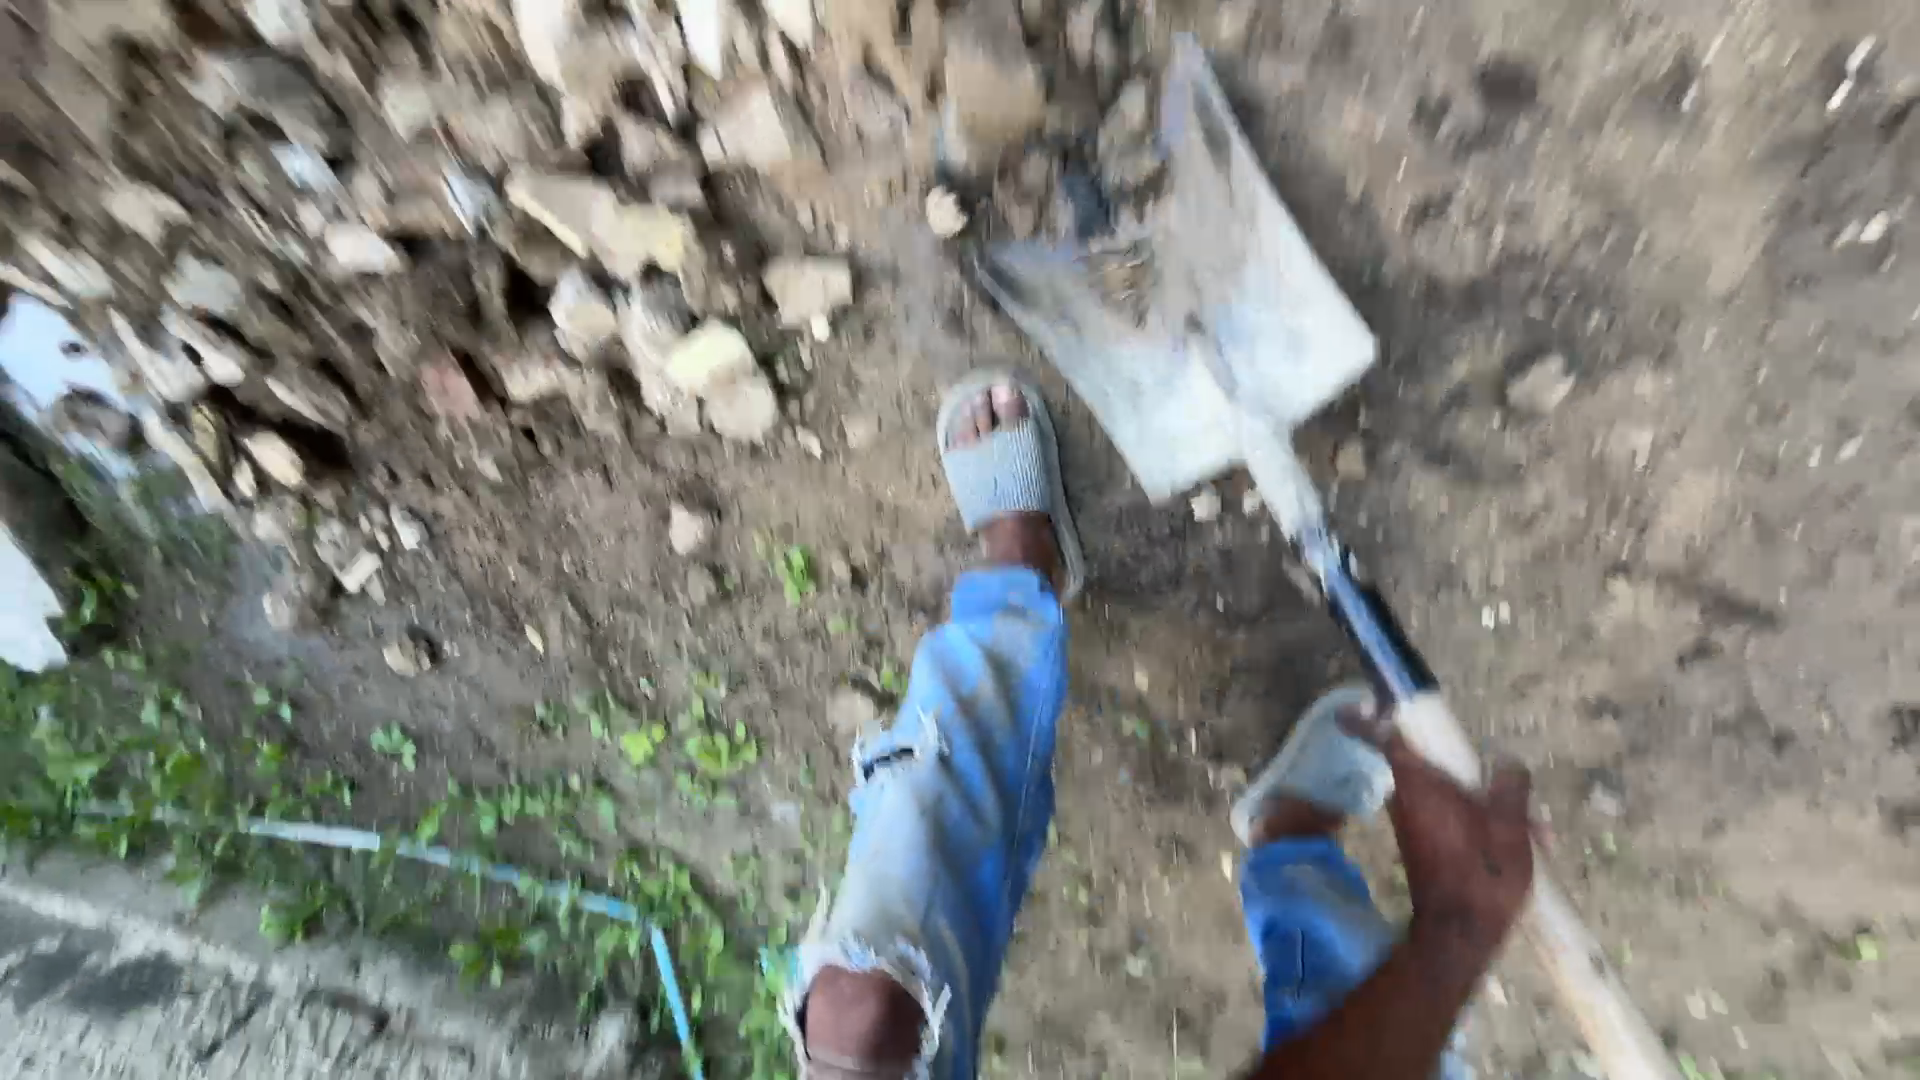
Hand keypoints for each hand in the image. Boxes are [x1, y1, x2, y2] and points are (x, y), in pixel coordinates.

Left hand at [1352, 713, 1535, 949]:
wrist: (1460, 929)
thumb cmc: (1482, 871)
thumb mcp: (1510, 826)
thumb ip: (1508, 787)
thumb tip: (1506, 761)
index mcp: (1417, 782)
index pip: (1382, 738)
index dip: (1366, 720)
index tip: (1354, 706)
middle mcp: (1406, 795)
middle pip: (1429, 764)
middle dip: (1471, 773)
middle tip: (1514, 793)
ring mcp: (1413, 818)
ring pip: (1448, 792)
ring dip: (1487, 804)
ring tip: (1537, 832)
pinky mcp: (1424, 838)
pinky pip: (1451, 815)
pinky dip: (1481, 822)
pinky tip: (1524, 844)